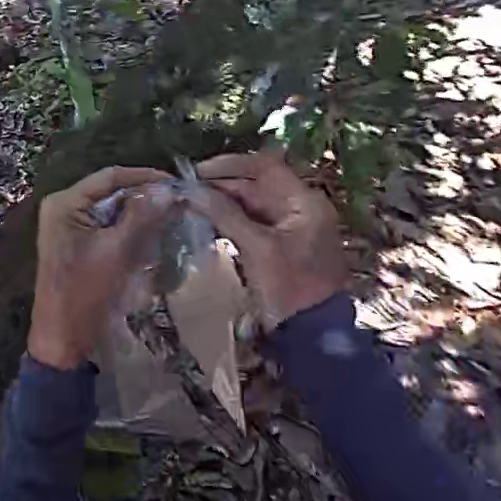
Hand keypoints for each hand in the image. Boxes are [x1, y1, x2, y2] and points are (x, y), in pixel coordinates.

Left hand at [27, 166, 173, 368]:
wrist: (63, 337)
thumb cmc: (85, 293)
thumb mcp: (116, 250)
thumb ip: (141, 216)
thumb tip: (167, 189)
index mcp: (65, 203)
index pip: (110, 176)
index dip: (145, 177)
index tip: (177, 183)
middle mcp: (64, 208)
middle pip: (112, 192)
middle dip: (145, 197)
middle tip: (179, 202)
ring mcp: (69, 226)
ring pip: (113, 210)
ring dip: (140, 215)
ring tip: (172, 216)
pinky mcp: (78, 243)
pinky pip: (108, 228)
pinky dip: (130, 230)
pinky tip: (153, 235)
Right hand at [187, 151, 347, 326]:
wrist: (313, 336)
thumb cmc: (289, 288)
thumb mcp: (257, 249)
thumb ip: (226, 215)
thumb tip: (192, 190)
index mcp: (304, 202)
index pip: (265, 166)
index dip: (230, 165)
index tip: (197, 173)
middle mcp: (301, 208)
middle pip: (257, 185)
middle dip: (222, 187)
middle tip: (187, 193)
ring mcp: (293, 227)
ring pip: (253, 205)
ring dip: (224, 204)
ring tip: (192, 207)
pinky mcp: (283, 246)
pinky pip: (254, 224)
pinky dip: (232, 222)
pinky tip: (208, 224)